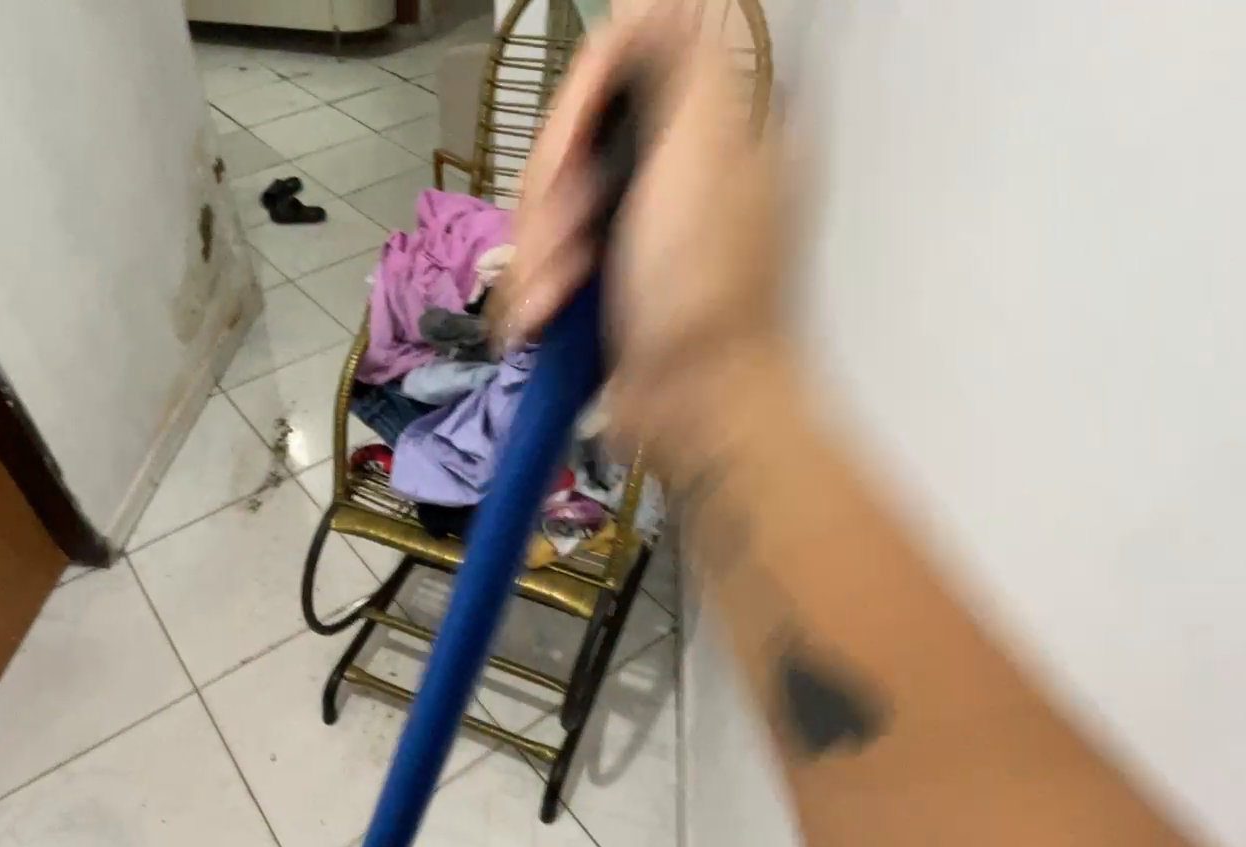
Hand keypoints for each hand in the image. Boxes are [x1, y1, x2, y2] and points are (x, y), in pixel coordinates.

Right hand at [503, 1, 794, 493]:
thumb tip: (650, 4)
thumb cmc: (705, 289)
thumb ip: (684, 60)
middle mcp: (672, 168)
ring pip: (546, 209)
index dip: (573, 113)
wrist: (695, 407)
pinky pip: (542, 262)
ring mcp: (634, 230)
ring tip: (551, 303)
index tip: (563, 166)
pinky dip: (533, 293)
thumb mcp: (705, 153)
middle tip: (565, 253)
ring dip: (535, 260)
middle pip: (568, 144)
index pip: (617, 68)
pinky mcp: (602, 281)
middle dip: (548, 206)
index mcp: (712, 123)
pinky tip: (544, 319)